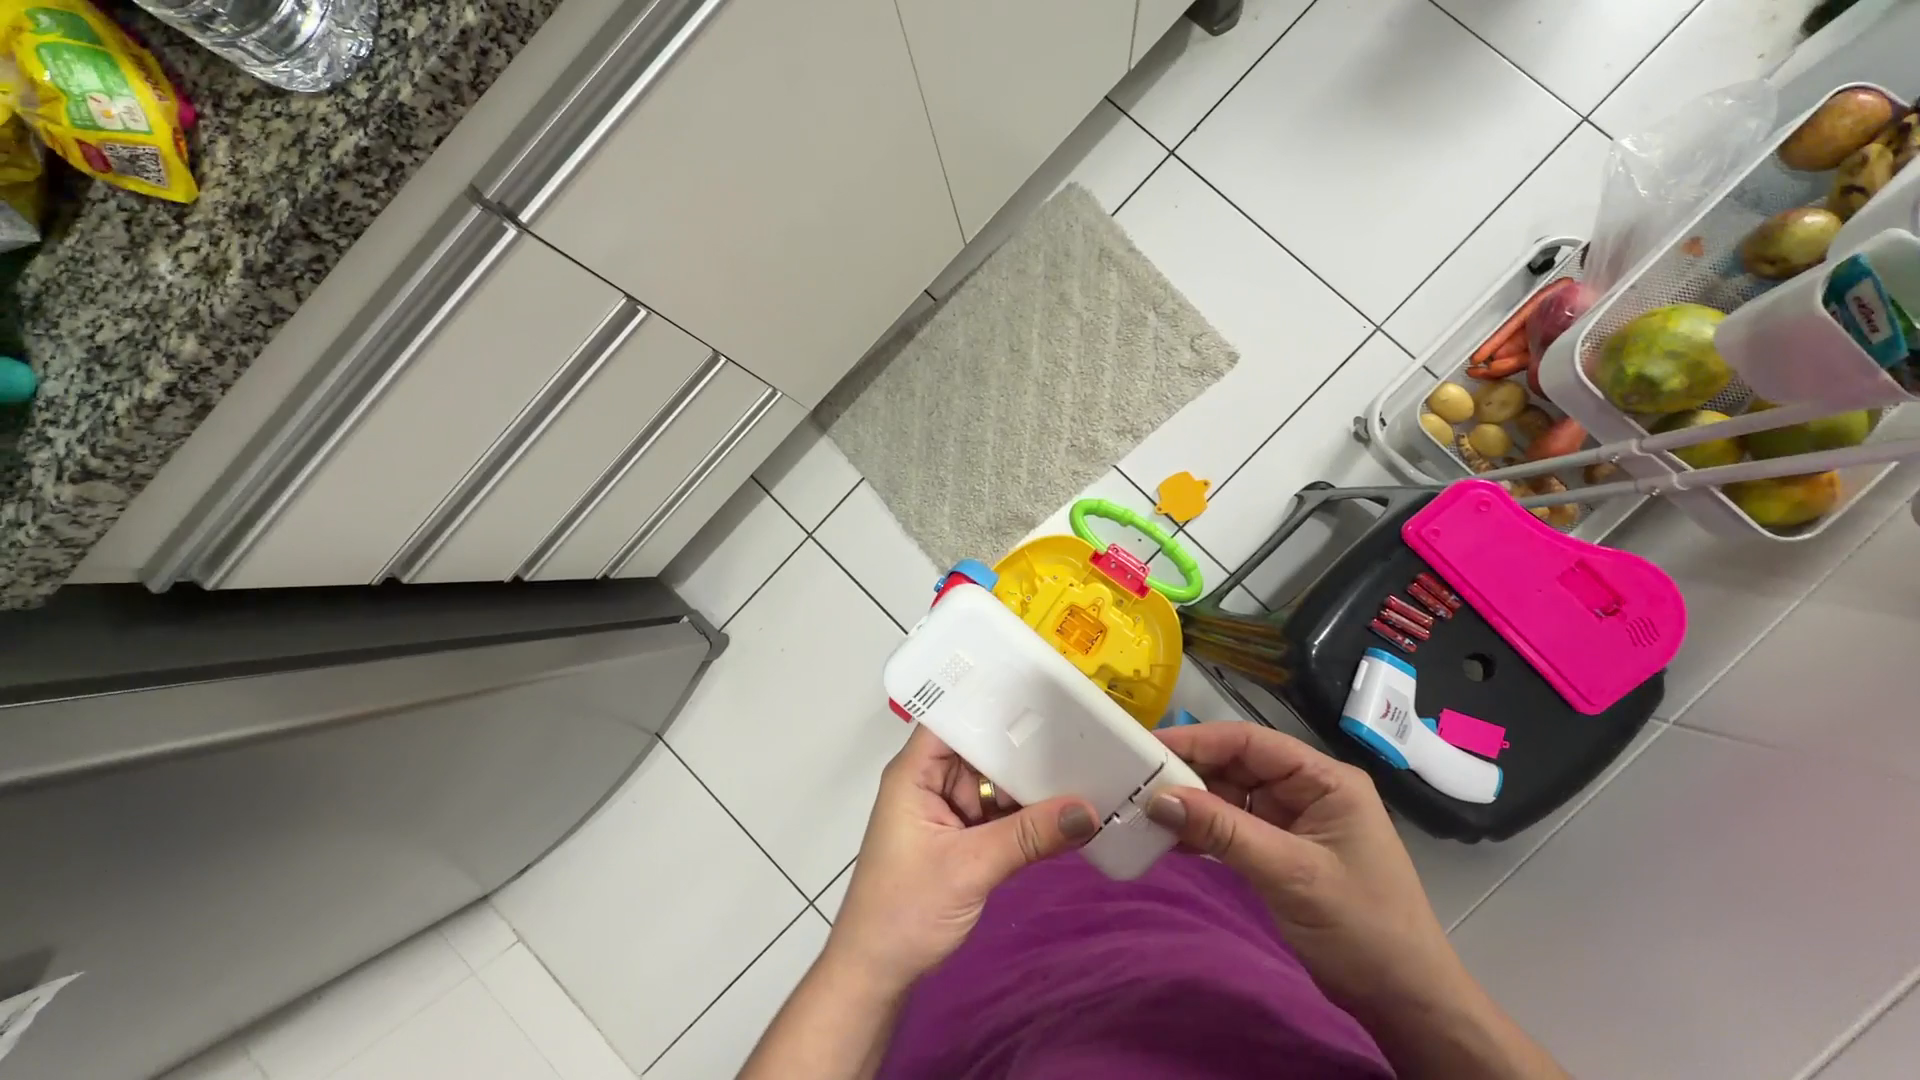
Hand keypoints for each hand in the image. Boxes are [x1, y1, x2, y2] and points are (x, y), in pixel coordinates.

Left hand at [824, 725, 1098, 992]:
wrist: (878, 974)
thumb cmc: (904, 911)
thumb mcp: (969, 868)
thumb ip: (1029, 837)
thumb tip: (1089, 810)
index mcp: (916, 772)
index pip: (954, 716)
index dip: (992, 699)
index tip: (1041, 688)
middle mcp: (933, 781)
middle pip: (985, 746)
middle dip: (1028, 741)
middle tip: (1085, 727)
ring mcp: (952, 809)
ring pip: (999, 781)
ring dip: (1035, 780)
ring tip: (1090, 760)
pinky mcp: (967, 837)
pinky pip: (1004, 812)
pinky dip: (1031, 812)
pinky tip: (1071, 804)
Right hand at [1146, 722, 1470, 1015]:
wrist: (1404, 1000)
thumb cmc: (1362, 926)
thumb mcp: (1290, 873)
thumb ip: (1223, 831)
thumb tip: (1158, 799)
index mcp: (1324, 779)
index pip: (1250, 741)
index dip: (1197, 740)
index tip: (1147, 747)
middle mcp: (1307, 791)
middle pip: (1236, 765)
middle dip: (1188, 771)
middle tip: (1134, 779)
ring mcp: (1294, 822)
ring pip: (1230, 796)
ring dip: (1190, 803)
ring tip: (1141, 807)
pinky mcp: (1281, 851)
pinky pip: (1232, 828)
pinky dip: (1202, 832)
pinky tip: (1168, 838)